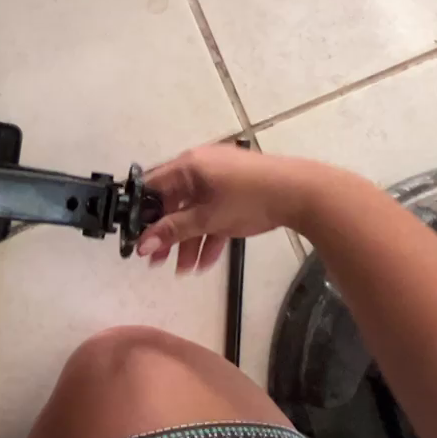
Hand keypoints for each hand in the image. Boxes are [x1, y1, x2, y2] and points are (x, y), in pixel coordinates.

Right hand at [135, 146, 323, 272]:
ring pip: (195, 213)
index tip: (135, 238)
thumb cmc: (248, 199)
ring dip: (189, 242)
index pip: (151, 187)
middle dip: (167, 236)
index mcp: (188, 165)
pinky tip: (206, 263)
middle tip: (156, 262)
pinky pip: (214, 213)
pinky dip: (209, 235)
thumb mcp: (206, 218)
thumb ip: (173, 231)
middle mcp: (200, 168)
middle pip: (174, 204)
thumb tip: (142, 245)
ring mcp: (220, 179)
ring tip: (183, 271)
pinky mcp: (237, 191)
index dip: (141, 213)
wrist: (301, 193)